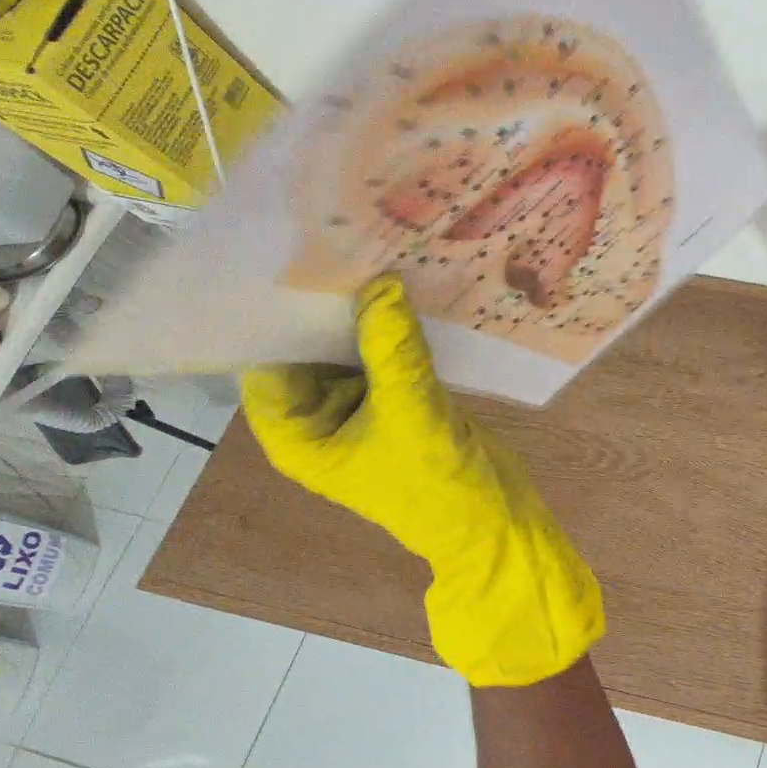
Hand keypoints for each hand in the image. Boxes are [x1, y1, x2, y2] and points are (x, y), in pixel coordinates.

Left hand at [242, 274, 602, 685]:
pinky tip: (416, 294)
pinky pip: (394, 357)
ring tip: (379, 255)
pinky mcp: (405, 403)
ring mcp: (366, 408)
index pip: (268, 356)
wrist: (498, 525)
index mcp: (295, 430)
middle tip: (344, 241)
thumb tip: (383, 281)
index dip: (279, 310)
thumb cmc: (438, 487)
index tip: (297, 256)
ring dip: (371, 314)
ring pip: (356, 347)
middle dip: (330, 305)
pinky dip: (404, 332)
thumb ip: (395, 350)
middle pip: (311, 346)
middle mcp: (321, 415)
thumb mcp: (413, 417)